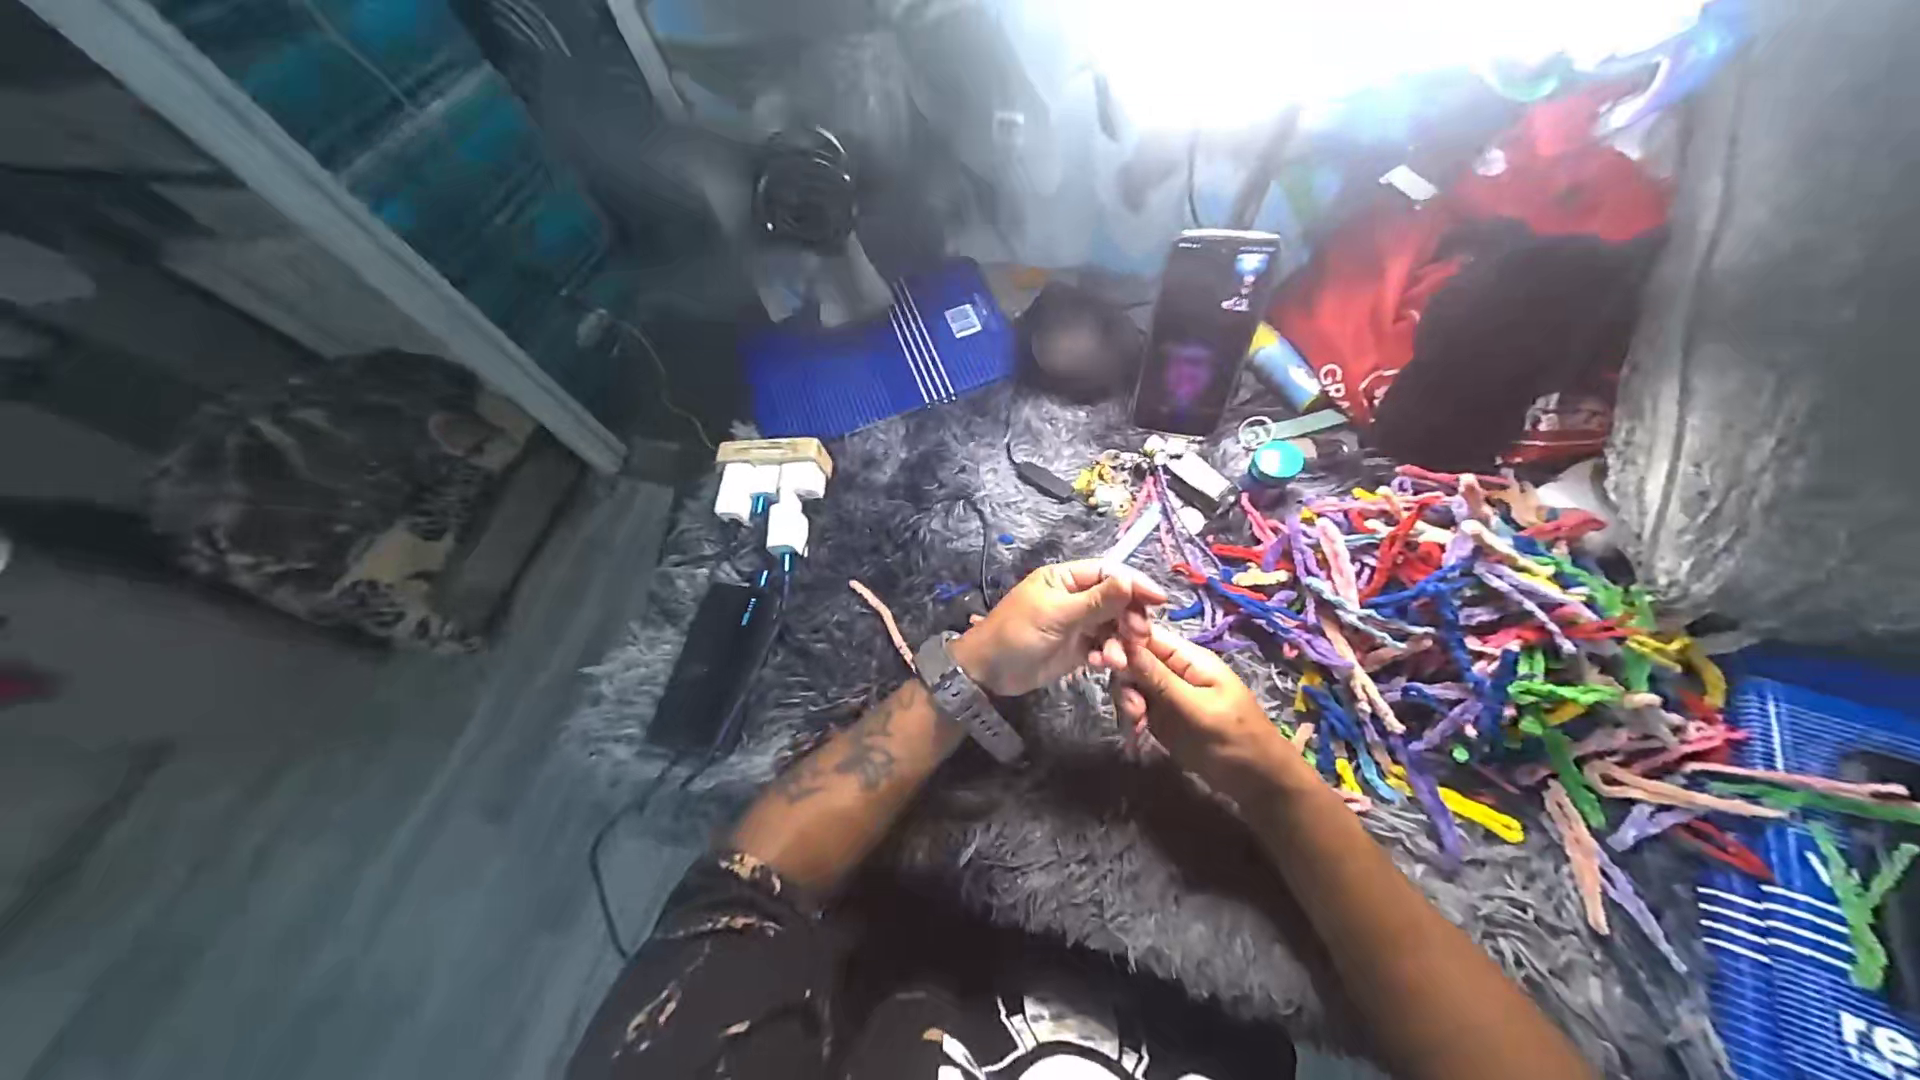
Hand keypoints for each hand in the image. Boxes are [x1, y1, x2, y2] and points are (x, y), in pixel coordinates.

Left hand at [951, 560, 1168, 696]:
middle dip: (1130, 618)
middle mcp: (1074, 597)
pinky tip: (1102, 665)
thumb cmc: (1016, 634)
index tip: (1159, 600)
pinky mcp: (1078, 649)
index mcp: (1065, 578)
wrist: (988, 672)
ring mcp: (1077, 624)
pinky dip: (1108, 655)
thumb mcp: (1057, 615)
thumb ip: (1096, 601)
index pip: (1108, 573)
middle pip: (1116, 601)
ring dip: (1120, 641)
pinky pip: (1104, 647)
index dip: (1135, 584)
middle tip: (1138, 636)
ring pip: (1113, 626)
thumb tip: (1129, 579)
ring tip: (1116, 659)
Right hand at [1115, 625, 1301, 799]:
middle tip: (1131, 706)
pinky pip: (1135, 705)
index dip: (1122, 641)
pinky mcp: (1160, 714)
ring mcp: (1166, 692)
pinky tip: (1137, 731)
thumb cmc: (1235, 740)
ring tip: (1138, 722)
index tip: (1106, 661)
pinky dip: (1131, 716)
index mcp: (1189, 658)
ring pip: (1130, 682)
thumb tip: (1125, 643)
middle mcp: (1174, 669)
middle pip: (1133, 657)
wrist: (1257, 784)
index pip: (1147, 635)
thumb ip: (1160, 679)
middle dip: (1124, 677)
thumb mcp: (1197, 709)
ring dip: (1127, 700)